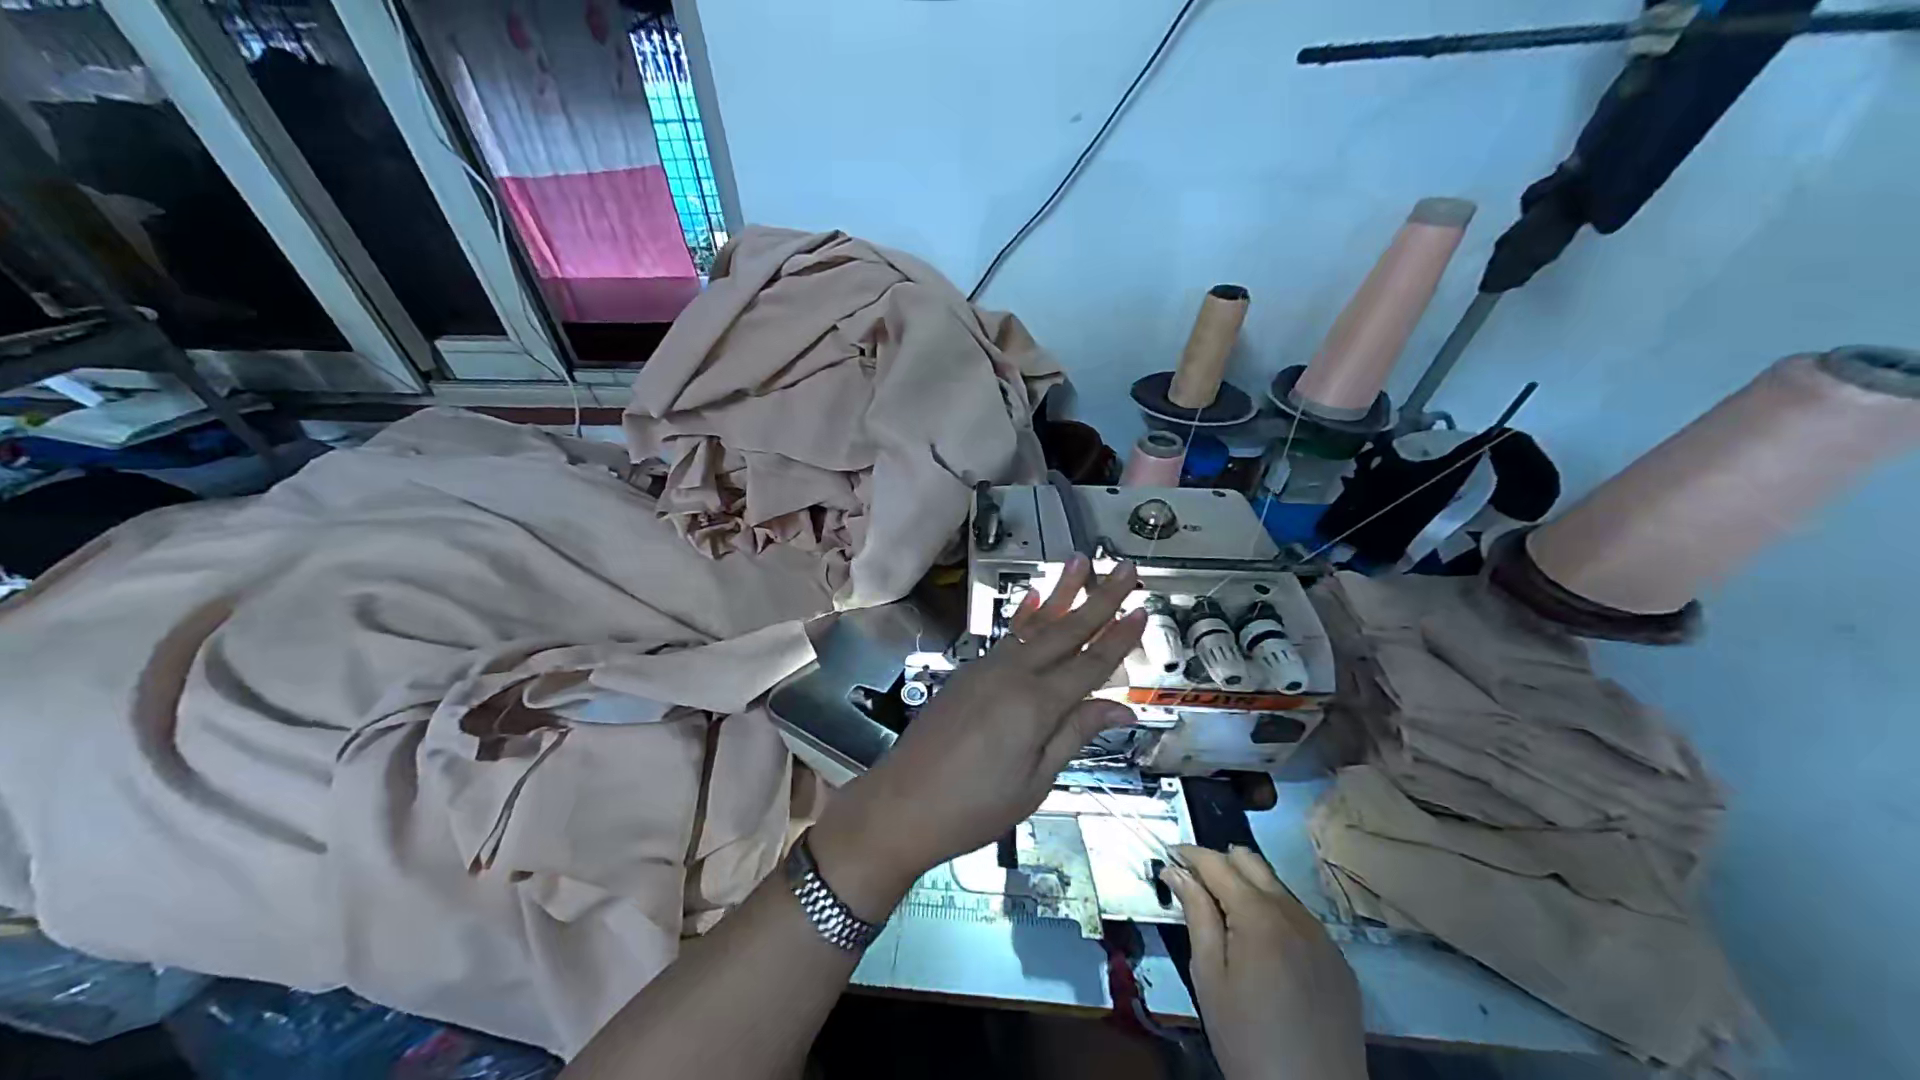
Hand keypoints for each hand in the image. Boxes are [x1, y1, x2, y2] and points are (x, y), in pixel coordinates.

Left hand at [810, 555, 1145, 917]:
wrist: (902, 803)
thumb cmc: (975, 806)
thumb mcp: (1035, 780)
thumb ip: (1073, 734)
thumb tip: (1119, 708)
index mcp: (1036, 705)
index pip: (1089, 664)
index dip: (1119, 639)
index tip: (1142, 610)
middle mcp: (1013, 675)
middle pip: (1066, 631)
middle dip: (1100, 598)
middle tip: (1124, 568)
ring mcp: (987, 669)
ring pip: (1034, 625)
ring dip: (1061, 593)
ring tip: (1080, 561)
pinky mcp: (968, 673)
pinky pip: (1006, 637)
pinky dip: (1025, 617)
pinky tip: (1034, 599)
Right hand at [1161, 845, 1366, 1079]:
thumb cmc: (1248, 1040)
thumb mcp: (1209, 977)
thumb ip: (1196, 915)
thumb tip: (1177, 872)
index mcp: (1260, 917)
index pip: (1218, 864)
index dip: (1190, 854)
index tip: (1169, 854)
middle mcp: (1295, 915)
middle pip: (1252, 863)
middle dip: (1219, 862)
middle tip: (1192, 880)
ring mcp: (1322, 936)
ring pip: (1277, 888)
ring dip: (1247, 886)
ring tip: (1222, 912)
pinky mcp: (1338, 960)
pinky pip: (1300, 917)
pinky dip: (1273, 913)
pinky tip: (1260, 943)